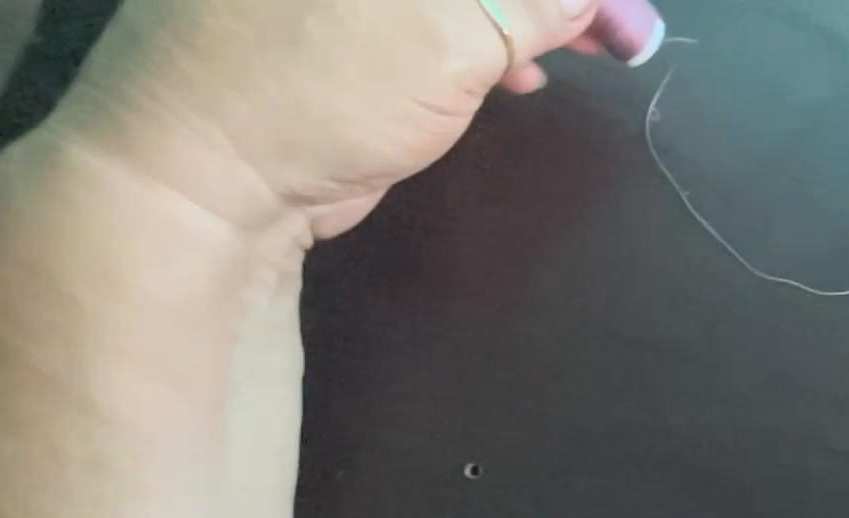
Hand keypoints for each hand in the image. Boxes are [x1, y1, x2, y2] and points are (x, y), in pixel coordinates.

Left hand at [47, 0, 663, 237]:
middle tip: (625, 31)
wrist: (224, 169)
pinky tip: (525, 73)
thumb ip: (524, 6)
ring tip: (591, 50)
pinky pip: (450, 21)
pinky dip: (495, 41)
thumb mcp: (443, 38)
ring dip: (534, 18)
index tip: (625, 14)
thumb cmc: (324, 86)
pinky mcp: (360, 29)